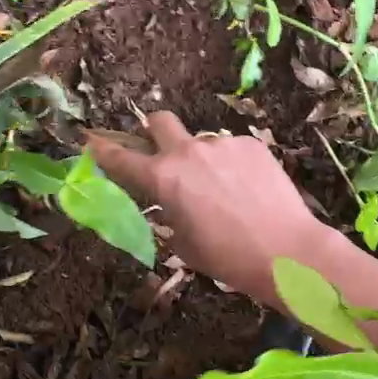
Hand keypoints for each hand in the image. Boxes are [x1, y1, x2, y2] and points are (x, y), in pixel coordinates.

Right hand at [86, 112, 329, 303]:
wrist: (287, 252)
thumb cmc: (228, 257)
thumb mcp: (183, 243)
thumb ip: (169, 213)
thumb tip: (171, 202)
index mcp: (163, 179)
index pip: (121, 158)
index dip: (102, 149)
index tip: (90, 140)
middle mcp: (187, 152)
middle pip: (159, 121)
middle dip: (154, 132)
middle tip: (163, 153)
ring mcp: (221, 144)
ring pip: (200, 142)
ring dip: (201, 159)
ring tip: (224, 191)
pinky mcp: (251, 143)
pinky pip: (230, 149)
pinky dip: (231, 165)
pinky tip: (248, 190)